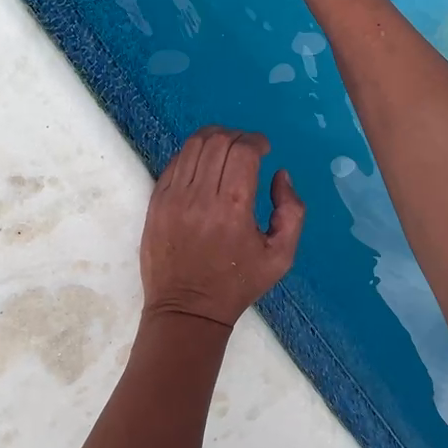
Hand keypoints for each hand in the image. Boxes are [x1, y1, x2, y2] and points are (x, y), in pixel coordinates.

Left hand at [140, 126, 304, 327]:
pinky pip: (175, 161)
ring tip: (225, 148)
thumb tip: (280, 175)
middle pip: (218, 141)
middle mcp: (201, 196)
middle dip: (237, 136)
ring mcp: (174, 197)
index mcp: (234, 207)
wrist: (186, 311)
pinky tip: (203, 164)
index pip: (243, 151)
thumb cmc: (237, 284)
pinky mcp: (156, 202)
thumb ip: (292, 211)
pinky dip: (192, 153)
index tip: (263, 148)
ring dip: (214, 138)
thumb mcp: (281, 256)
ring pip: (193, 145)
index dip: (256, 141)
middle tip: (246, 148)